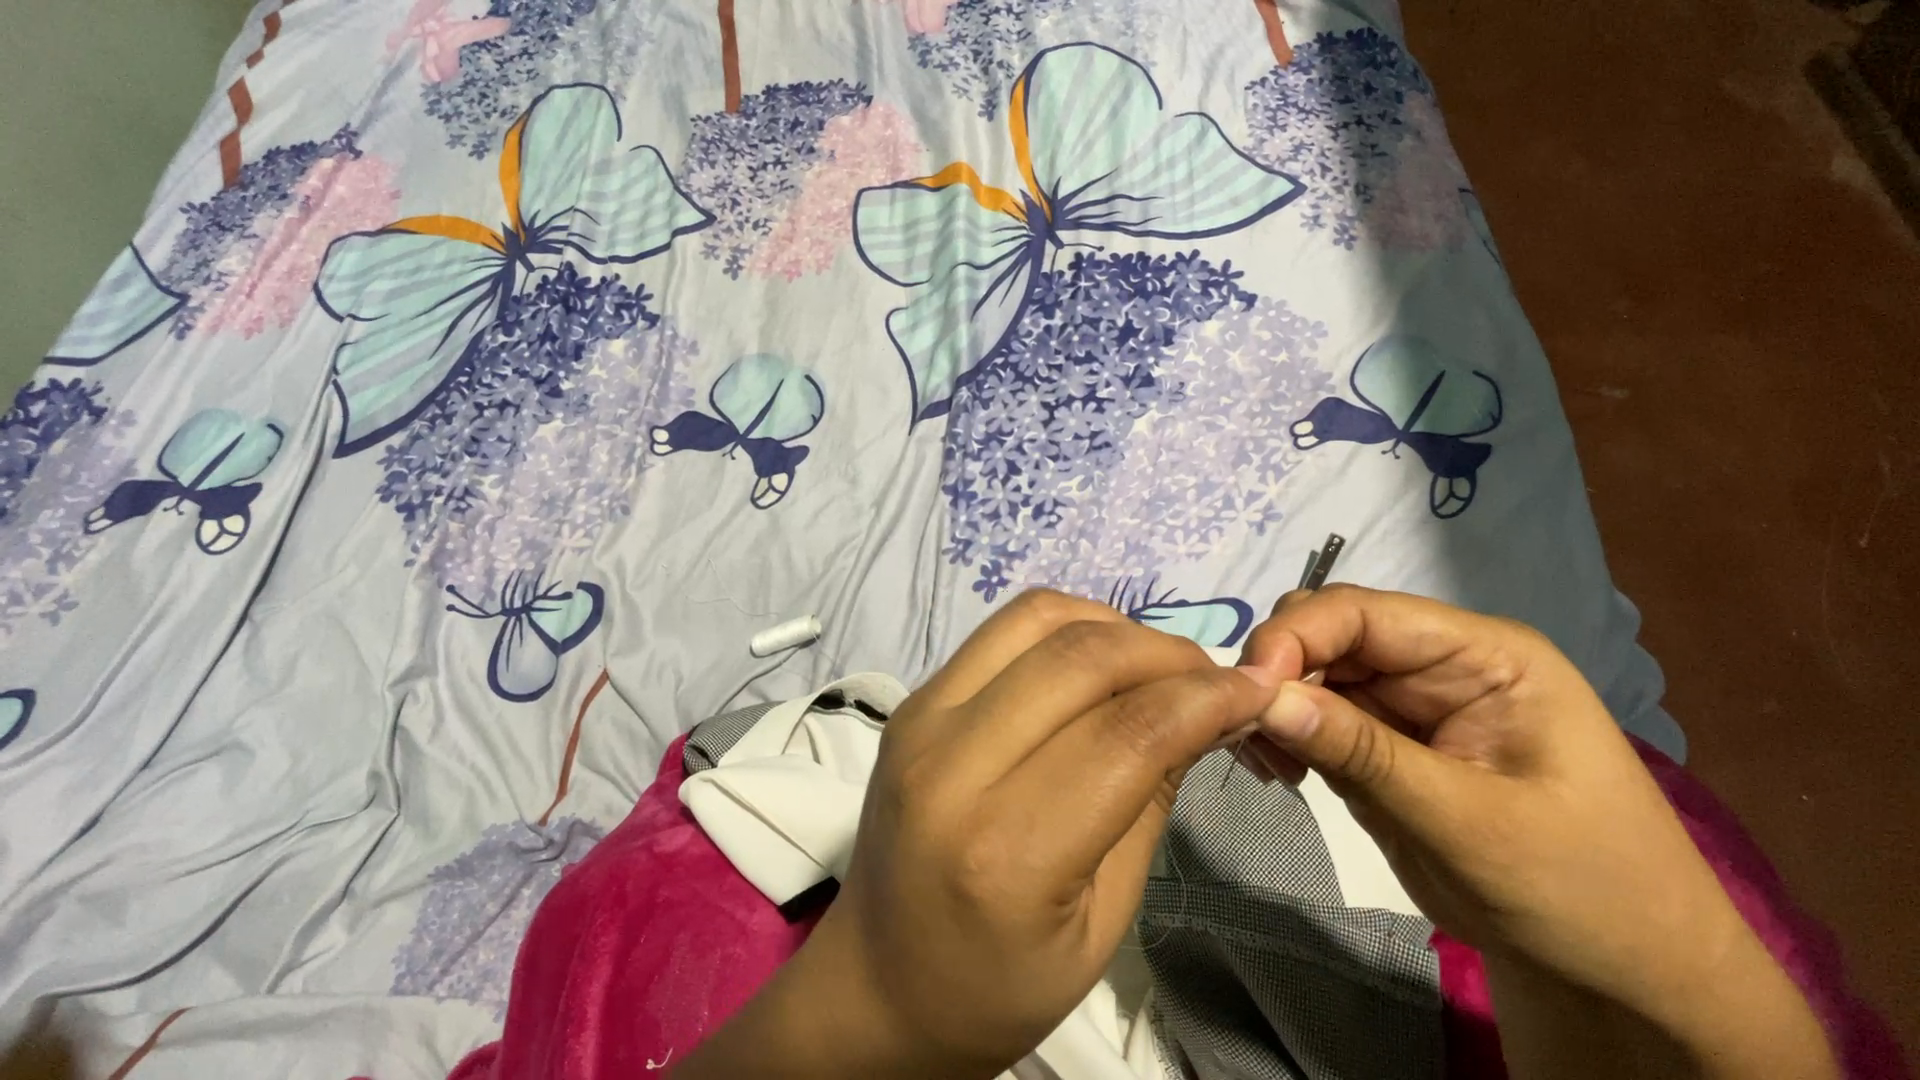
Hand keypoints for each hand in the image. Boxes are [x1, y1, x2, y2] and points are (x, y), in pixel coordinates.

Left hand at [678, 589, 1279, 1078]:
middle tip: (1215, 679)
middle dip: (1168, 653)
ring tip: (1156, 668)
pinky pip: (1000, 631)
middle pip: (1082, 659)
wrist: (878, 979)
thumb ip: (1150, 800)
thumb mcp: (1102, 922)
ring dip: (1115, 627)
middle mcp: (953, 767)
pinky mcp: (912, 701)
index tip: (1258, 690)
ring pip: (1036, 618)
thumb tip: (1206, 710)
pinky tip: (1098, 664)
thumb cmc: (998, 982)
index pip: (1128, 735)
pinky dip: (1066, 629)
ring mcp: (921, 721)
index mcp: (1007, 851)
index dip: (1207, 699)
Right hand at [1237, 586, 1836, 1078]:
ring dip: (1275, 708)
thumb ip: (1361, 753)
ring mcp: (1411, 707)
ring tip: (1265, 764)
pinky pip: (1318, 721)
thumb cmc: (1579, 890)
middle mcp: (1440, 665)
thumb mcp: (1468, 822)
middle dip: (1279, 671)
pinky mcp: (1386, 748)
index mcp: (1484, 655)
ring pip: (1313, 676)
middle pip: (1330, 635)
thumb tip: (1261, 697)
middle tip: (1247, 733)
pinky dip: (1285, 737)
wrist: (1622, 976)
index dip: (1297, 637)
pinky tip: (1279, 772)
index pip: (1364, 612)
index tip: (1247, 690)